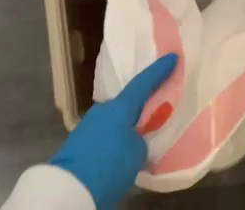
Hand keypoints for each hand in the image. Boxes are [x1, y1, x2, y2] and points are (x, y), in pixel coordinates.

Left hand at [49, 53, 178, 209]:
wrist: (71, 187)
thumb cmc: (110, 163)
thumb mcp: (137, 153)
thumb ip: (139, 139)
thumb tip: (132, 138)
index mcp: (120, 106)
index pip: (144, 83)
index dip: (159, 70)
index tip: (172, 56)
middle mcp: (104, 109)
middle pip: (127, 102)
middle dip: (141, 106)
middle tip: (156, 108)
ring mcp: (90, 123)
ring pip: (115, 120)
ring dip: (127, 126)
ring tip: (140, 137)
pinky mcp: (80, 141)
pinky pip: (105, 134)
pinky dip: (115, 139)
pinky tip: (121, 151)